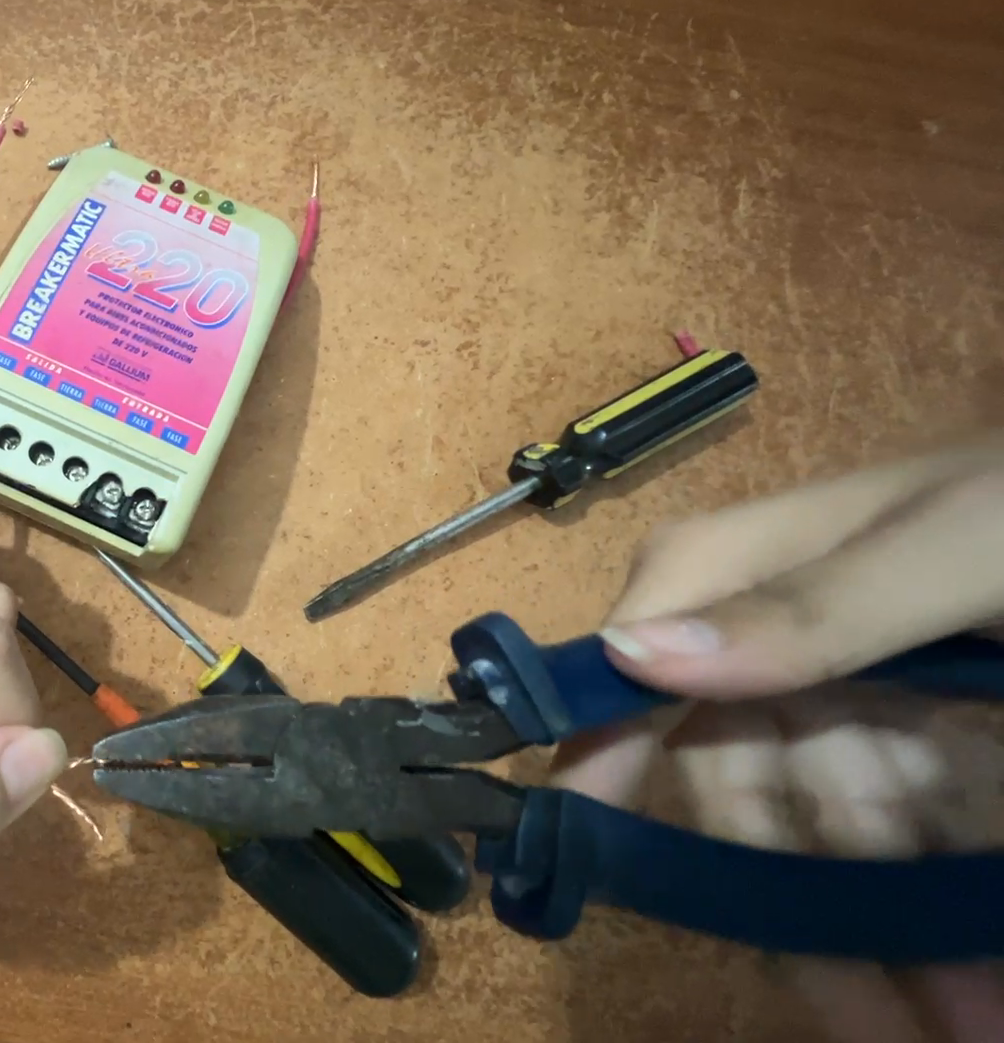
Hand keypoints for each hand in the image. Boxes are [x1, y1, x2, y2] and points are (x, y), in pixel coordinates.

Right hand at [553, 433, 1003, 1042]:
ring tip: (961, 1021)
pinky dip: (928, 893)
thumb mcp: (954, 548)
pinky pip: (886, 817)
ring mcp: (815, 681)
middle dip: (788, 898)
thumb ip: (805, 606)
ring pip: (809, 816)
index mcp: (706, 580)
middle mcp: (733, 637)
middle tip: (885, 1026)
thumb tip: (624, 659)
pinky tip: (973, 958)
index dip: (589, 773)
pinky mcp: (888, 718)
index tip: (579, 871)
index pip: (612, 685)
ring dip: (877, 920)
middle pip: (720, 779)